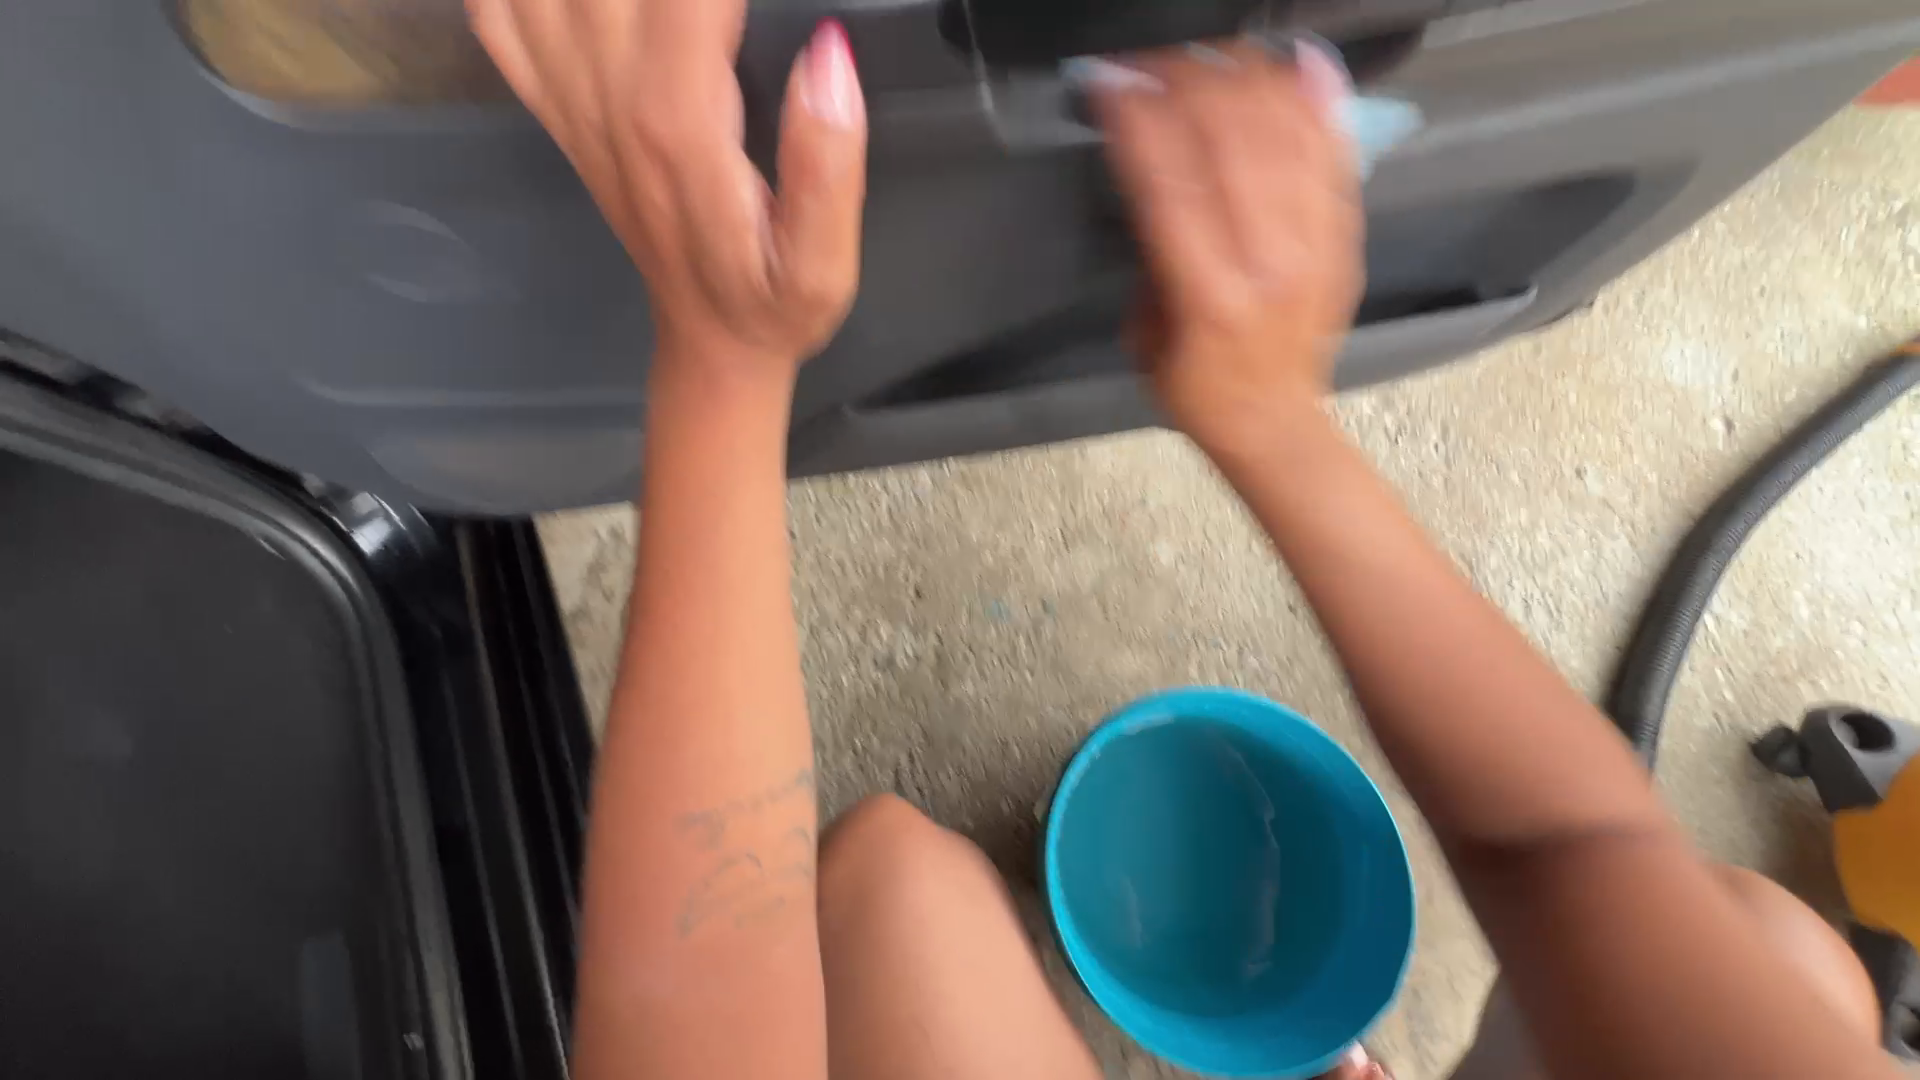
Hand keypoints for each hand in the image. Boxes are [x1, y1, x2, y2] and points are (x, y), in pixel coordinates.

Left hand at [466, 1, 867, 376]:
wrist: (711, 342)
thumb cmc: (772, 308)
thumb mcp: (822, 267)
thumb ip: (829, 167)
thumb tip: (831, 54)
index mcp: (676, 124)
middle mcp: (608, 94)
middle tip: (719, 8)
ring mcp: (573, 100)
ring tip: (671, 4)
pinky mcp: (564, 110)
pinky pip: (501, 12)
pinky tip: (587, 3)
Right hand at [1092, 41, 1360, 455]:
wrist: (1274, 423)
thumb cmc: (1196, 392)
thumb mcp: (1145, 338)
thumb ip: (1152, 260)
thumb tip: (1158, 183)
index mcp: (1207, 299)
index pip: (1172, 189)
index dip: (1141, 126)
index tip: (1113, 84)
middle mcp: (1268, 264)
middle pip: (1234, 146)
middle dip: (1189, 86)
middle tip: (1155, 61)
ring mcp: (1316, 247)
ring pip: (1288, 137)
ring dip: (1245, 80)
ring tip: (1209, 55)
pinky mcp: (1345, 238)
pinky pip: (1335, 154)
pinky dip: (1316, 99)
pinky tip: (1291, 60)